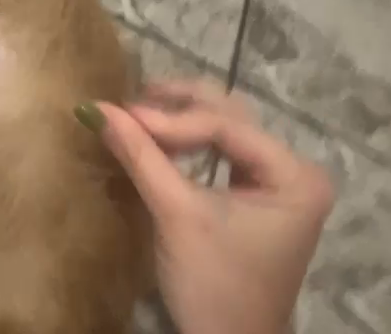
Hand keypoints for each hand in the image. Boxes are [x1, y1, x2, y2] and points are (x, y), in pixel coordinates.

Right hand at [84, 80, 333, 333]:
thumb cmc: (212, 287)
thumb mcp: (176, 215)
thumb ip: (140, 155)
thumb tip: (95, 107)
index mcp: (295, 175)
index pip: (226, 126)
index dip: (172, 119)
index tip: (124, 114)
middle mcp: (296, 169)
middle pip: (230, 116)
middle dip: (178, 107)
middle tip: (130, 102)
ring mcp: (280, 182)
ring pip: (226, 128)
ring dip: (181, 119)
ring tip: (138, 116)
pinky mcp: (260, 195)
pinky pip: (223, 152)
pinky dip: (190, 142)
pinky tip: (159, 138)